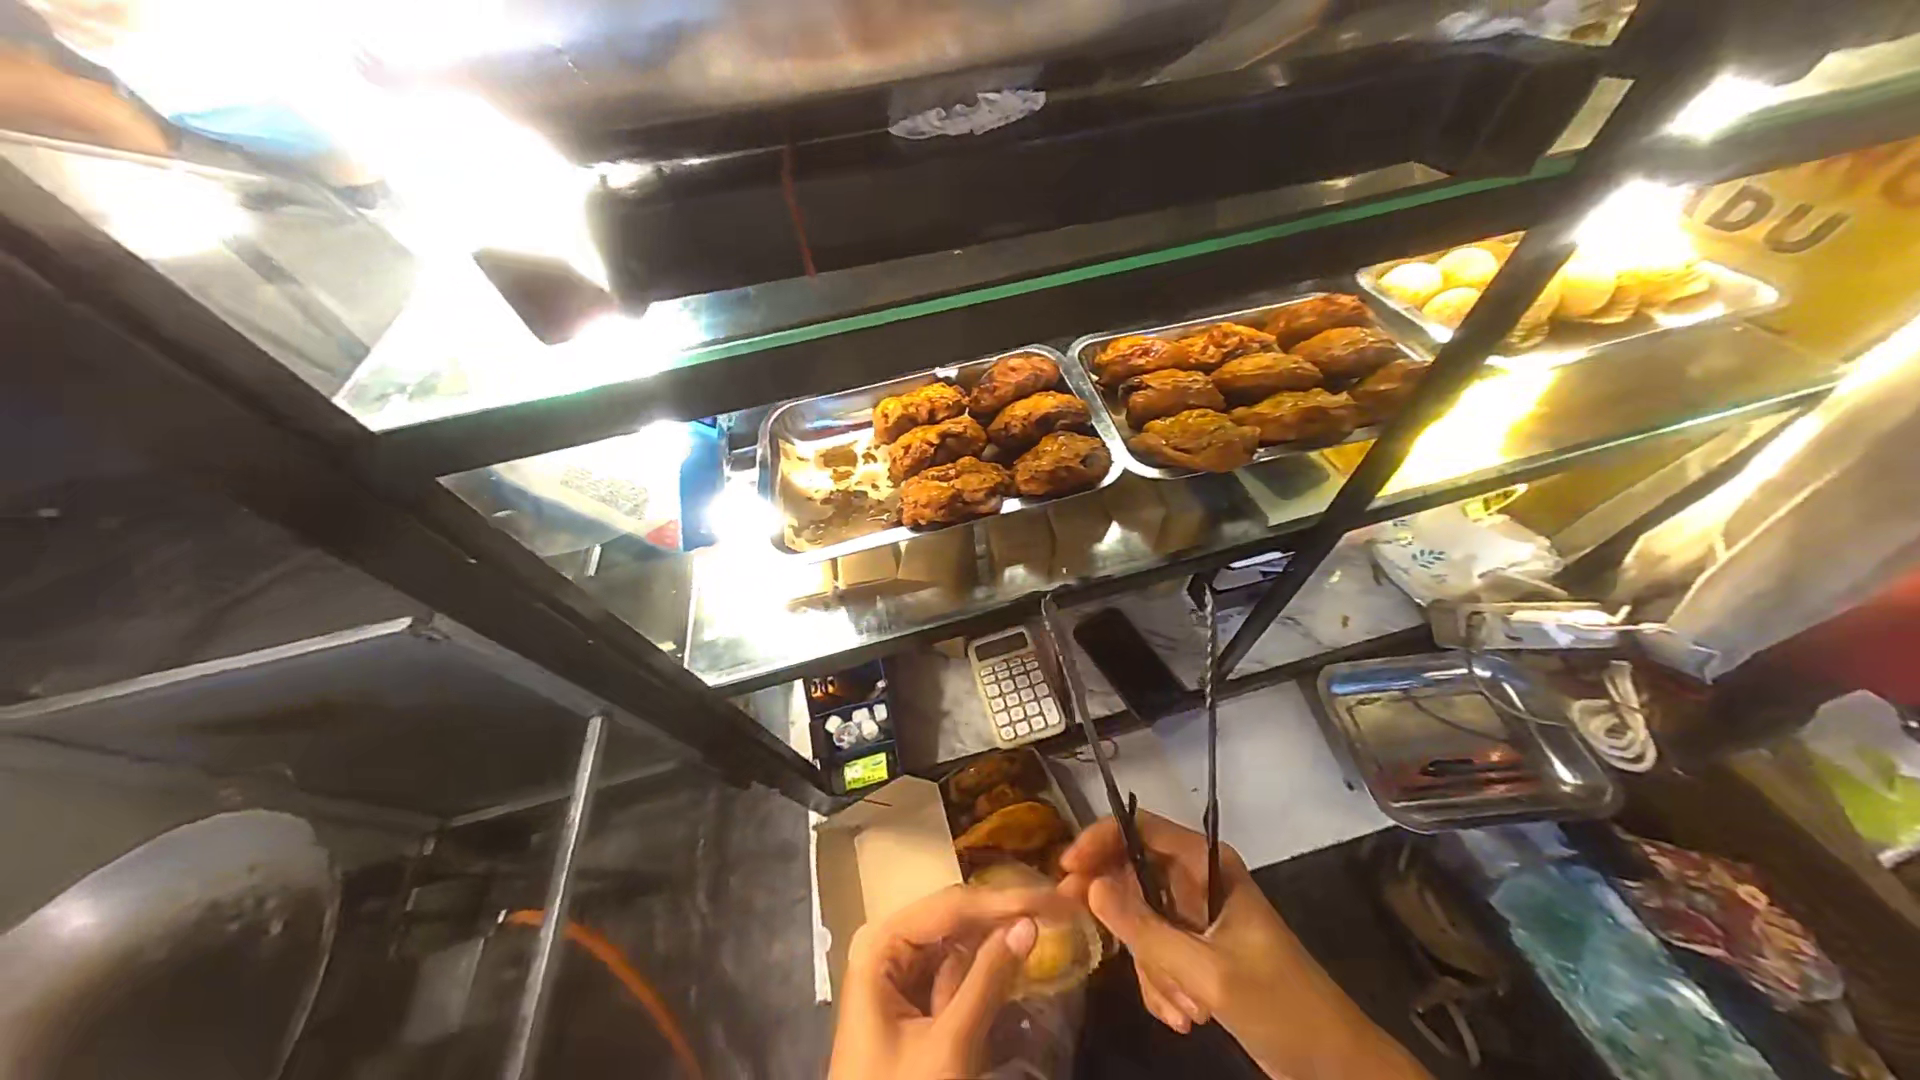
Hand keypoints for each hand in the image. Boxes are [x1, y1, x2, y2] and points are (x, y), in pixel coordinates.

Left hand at [828, 883, 1074, 1079]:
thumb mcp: (948, 1046)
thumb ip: (988, 981)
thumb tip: (1029, 924)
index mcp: (879, 944)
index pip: (951, 906)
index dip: (1005, 899)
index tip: (1054, 899)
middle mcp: (885, 943)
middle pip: (954, 915)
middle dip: (1004, 912)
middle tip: (1057, 907)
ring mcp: (897, 969)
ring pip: (957, 939)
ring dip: (999, 933)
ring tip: (1047, 919)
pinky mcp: (911, 996)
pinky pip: (953, 967)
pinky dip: (985, 964)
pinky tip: (1017, 952)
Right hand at [1059, 812, 1428, 1079]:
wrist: (1337, 1070)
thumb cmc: (1282, 1009)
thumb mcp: (1208, 972)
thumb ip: (1145, 930)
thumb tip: (1089, 886)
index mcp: (1208, 865)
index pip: (1140, 829)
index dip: (1099, 840)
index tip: (1066, 871)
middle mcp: (1198, 881)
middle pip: (1132, 875)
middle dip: (1123, 920)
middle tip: (1092, 939)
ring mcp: (1196, 917)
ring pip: (1140, 921)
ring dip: (1151, 967)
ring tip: (1183, 1006)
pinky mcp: (1197, 951)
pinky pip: (1155, 954)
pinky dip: (1161, 985)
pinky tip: (1186, 1018)